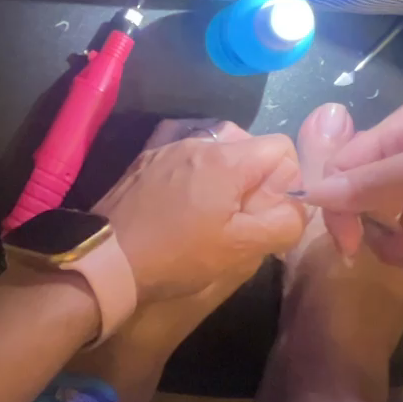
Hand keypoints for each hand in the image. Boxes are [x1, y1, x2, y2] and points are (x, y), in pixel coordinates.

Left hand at [93, 120, 306, 302]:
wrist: (105, 260)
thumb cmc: (177, 255)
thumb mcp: (240, 248)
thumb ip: (282, 222)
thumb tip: (297, 206)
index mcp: (227, 159)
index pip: (281, 147)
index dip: (288, 180)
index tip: (271, 212)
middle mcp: (198, 142)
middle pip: (249, 146)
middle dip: (257, 179)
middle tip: (243, 218)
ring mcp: (167, 147)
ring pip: (216, 151)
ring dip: (225, 177)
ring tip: (213, 214)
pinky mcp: (145, 160)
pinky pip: (184, 157)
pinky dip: (195, 175)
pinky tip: (184, 204)